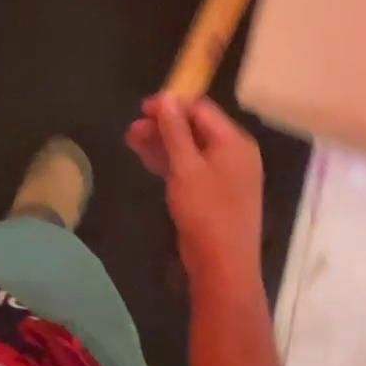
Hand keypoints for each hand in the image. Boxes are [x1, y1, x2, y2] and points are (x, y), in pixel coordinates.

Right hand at [128, 95, 264, 289]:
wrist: (223, 267)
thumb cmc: (206, 212)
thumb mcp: (186, 167)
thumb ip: (174, 130)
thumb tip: (166, 97)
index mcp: (234, 142)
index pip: (201, 109)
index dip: (171, 105)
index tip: (142, 109)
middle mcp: (234, 153)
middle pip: (194, 127)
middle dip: (162, 125)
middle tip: (132, 129)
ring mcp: (225, 174)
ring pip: (190, 148)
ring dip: (162, 142)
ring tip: (131, 140)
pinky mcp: (215, 193)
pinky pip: (191, 166)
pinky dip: (170, 161)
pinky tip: (147, 159)